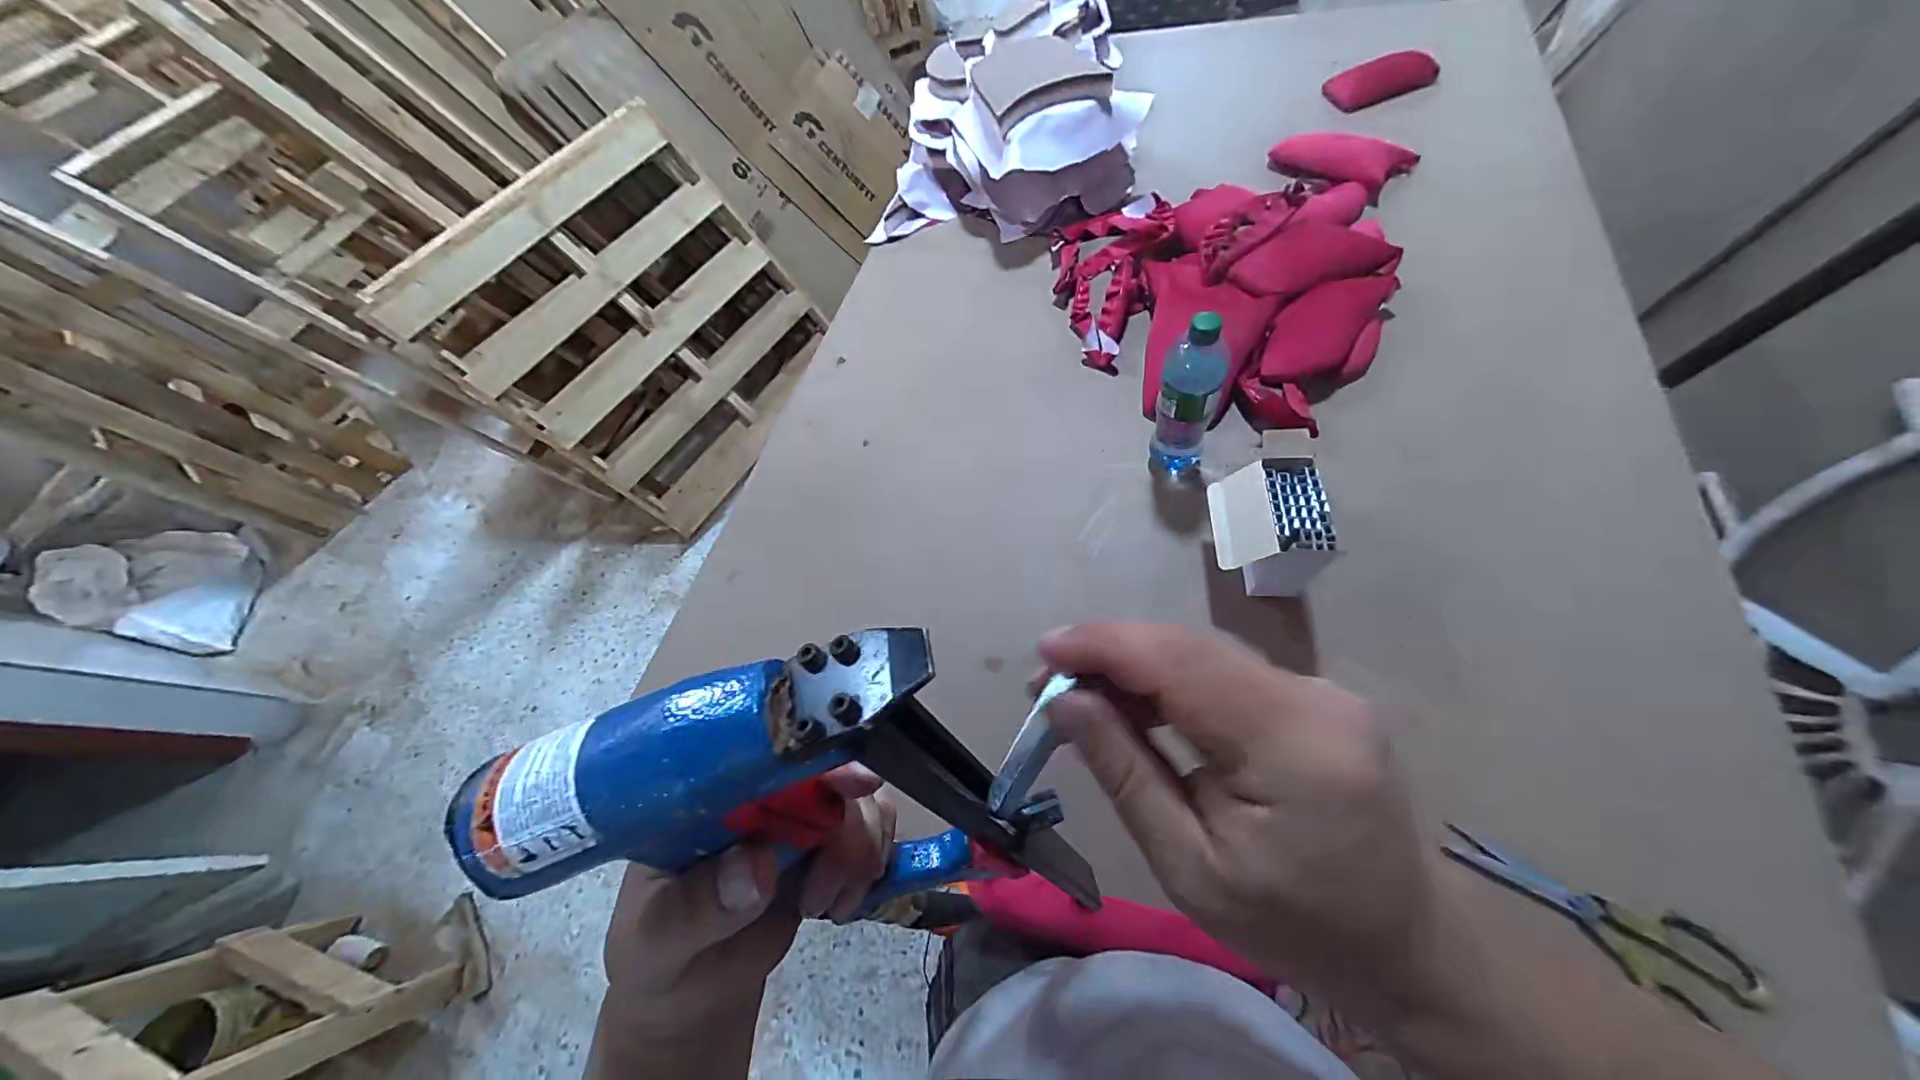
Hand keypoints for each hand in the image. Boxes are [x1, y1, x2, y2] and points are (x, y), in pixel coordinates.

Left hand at [593, 764, 894, 1059]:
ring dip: (862, 850)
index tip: (852, 781)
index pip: (766, 750)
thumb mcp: (656, 938)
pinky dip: (873, 862)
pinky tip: (843, 905)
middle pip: (830, 770)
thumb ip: (699, 905)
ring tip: (829, 907)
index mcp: (710, 791)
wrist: (688, 996)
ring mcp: (797, 815)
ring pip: (859, 799)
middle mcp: (759, 791)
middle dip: (849, 822)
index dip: (813, 754)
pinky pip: (871, 827)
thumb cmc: (656, 957)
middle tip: (825, 891)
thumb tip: (758, 868)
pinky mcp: (825, 843)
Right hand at [1037, 623, 1438, 1009]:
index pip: (1181, 664)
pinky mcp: (1314, 699)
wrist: (1404, 945)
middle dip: (1110, 655)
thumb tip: (1066, 703)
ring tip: (1078, 693)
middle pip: (1190, 649)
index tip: (1044, 652)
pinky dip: (1169, 682)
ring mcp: (1321, 692)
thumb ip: (1127, 775)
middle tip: (1047, 682)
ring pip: (1204, 656)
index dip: (1105, 646)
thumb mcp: (1191, 868)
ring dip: (1135, 666)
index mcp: (1292, 744)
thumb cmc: (1295, 927)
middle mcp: (1314, 698)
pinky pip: (1225, 674)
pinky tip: (1134, 704)